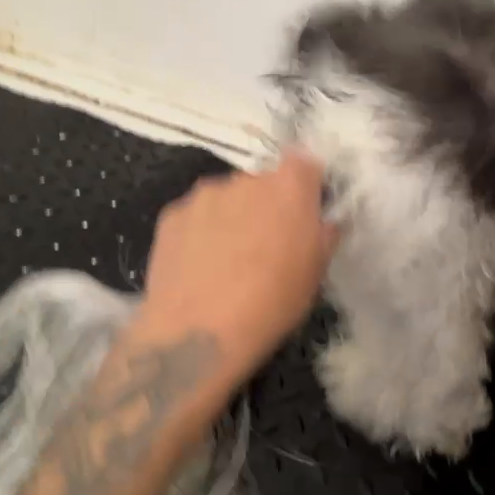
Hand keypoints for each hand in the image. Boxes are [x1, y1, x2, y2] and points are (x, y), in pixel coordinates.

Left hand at [134, 151, 338, 374]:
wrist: (200, 332)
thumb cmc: (274, 301)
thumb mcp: (318, 270)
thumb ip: (324, 232)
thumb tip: (323, 220)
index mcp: (290, 188)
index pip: (305, 163)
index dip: (308, 183)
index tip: (308, 210)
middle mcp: (246, 179)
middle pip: (264, 181)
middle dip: (269, 204)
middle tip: (271, 244)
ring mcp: (204, 195)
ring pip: (229, 197)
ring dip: (235, 216)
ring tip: (231, 258)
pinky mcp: (171, 214)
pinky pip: (198, 215)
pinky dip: (203, 231)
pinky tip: (203, 266)